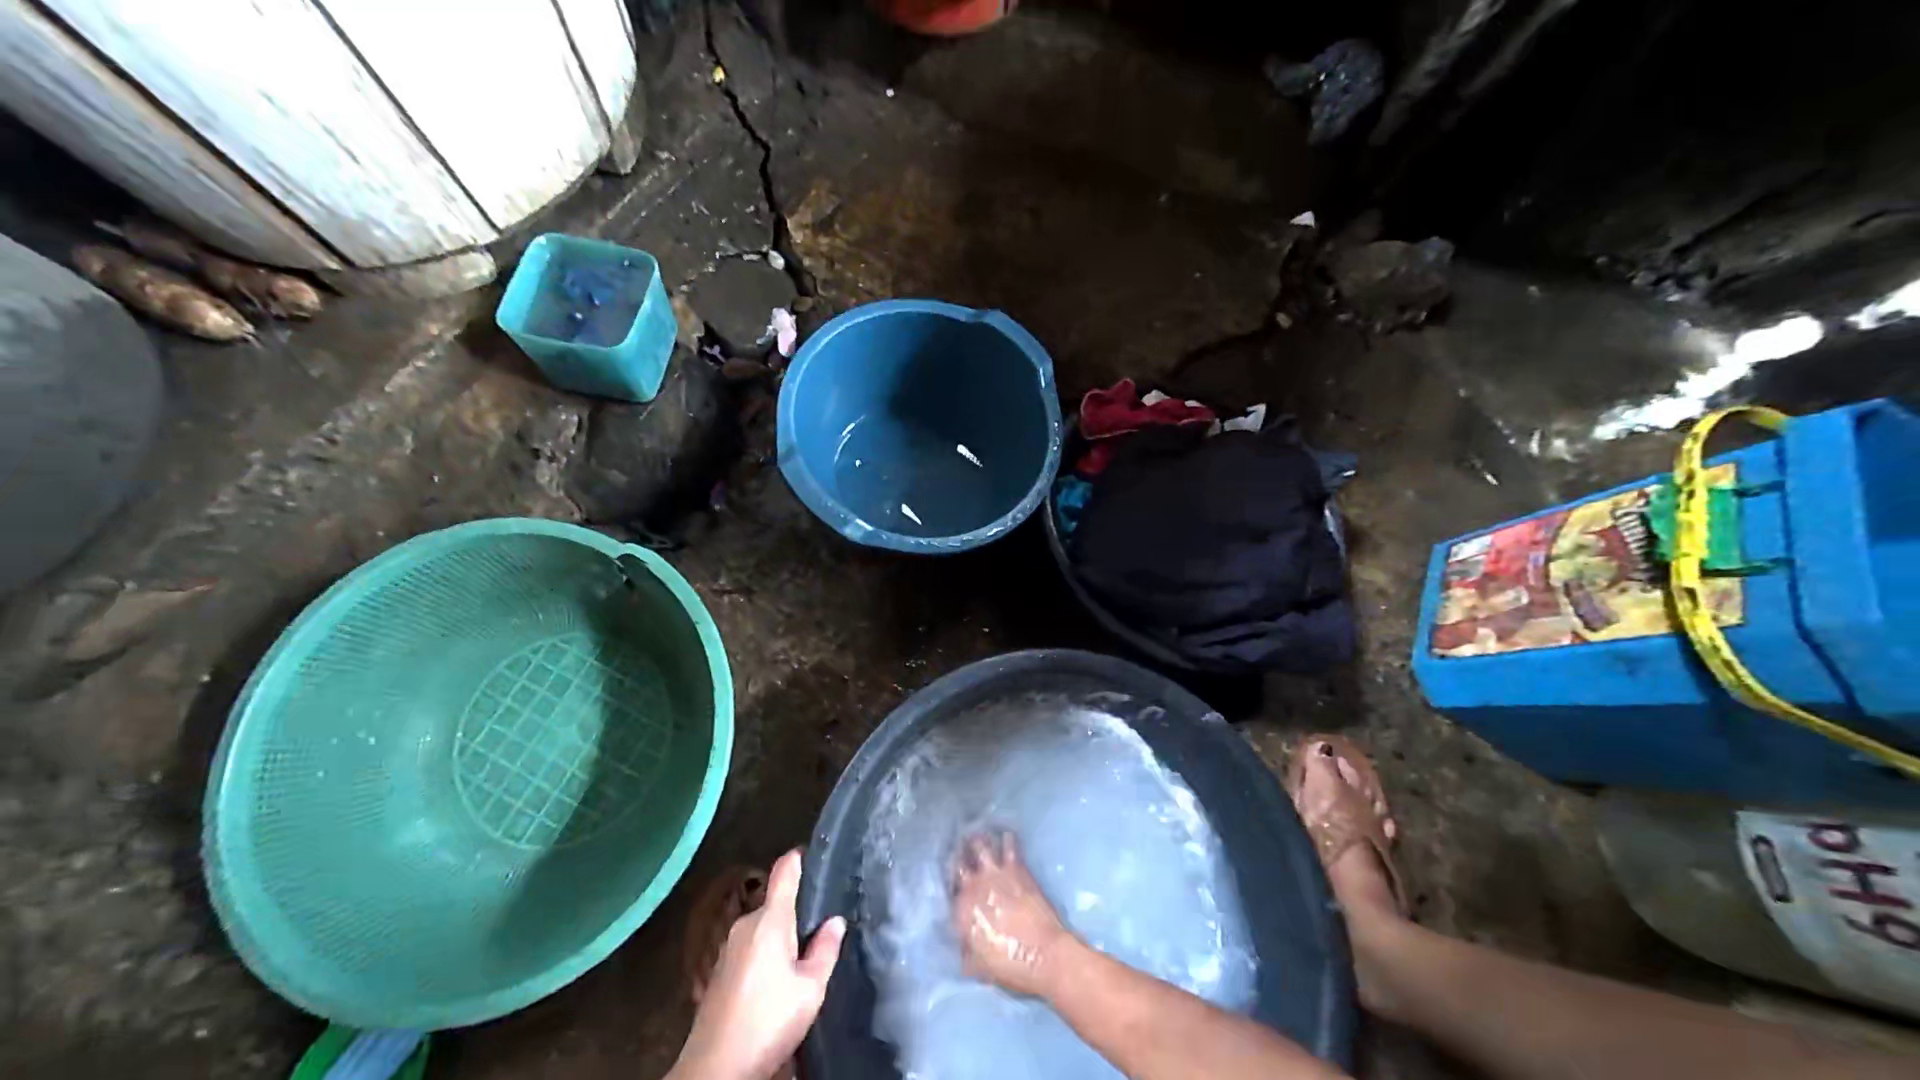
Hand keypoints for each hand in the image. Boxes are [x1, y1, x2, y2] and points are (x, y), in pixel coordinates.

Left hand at [671, 850, 846, 1079]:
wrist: (713, 1071)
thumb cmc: (768, 1021)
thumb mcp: (810, 989)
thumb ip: (824, 950)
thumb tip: (835, 920)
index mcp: (769, 919)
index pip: (785, 870)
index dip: (801, 858)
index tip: (819, 855)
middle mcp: (745, 925)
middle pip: (776, 902)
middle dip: (799, 909)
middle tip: (825, 923)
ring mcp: (728, 949)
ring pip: (764, 928)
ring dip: (783, 936)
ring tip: (807, 953)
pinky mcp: (720, 973)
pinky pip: (751, 948)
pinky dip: (768, 954)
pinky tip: (780, 980)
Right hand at [951, 830, 1073, 997]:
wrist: (1044, 956)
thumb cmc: (1010, 966)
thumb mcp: (977, 967)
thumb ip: (966, 950)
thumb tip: (962, 945)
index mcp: (961, 911)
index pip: (949, 889)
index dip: (949, 880)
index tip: (950, 874)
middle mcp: (974, 887)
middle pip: (960, 862)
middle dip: (958, 853)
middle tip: (958, 844)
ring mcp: (996, 874)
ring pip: (981, 847)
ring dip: (979, 840)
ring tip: (977, 832)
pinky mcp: (1018, 869)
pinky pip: (1010, 847)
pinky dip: (1007, 839)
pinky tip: (1007, 833)